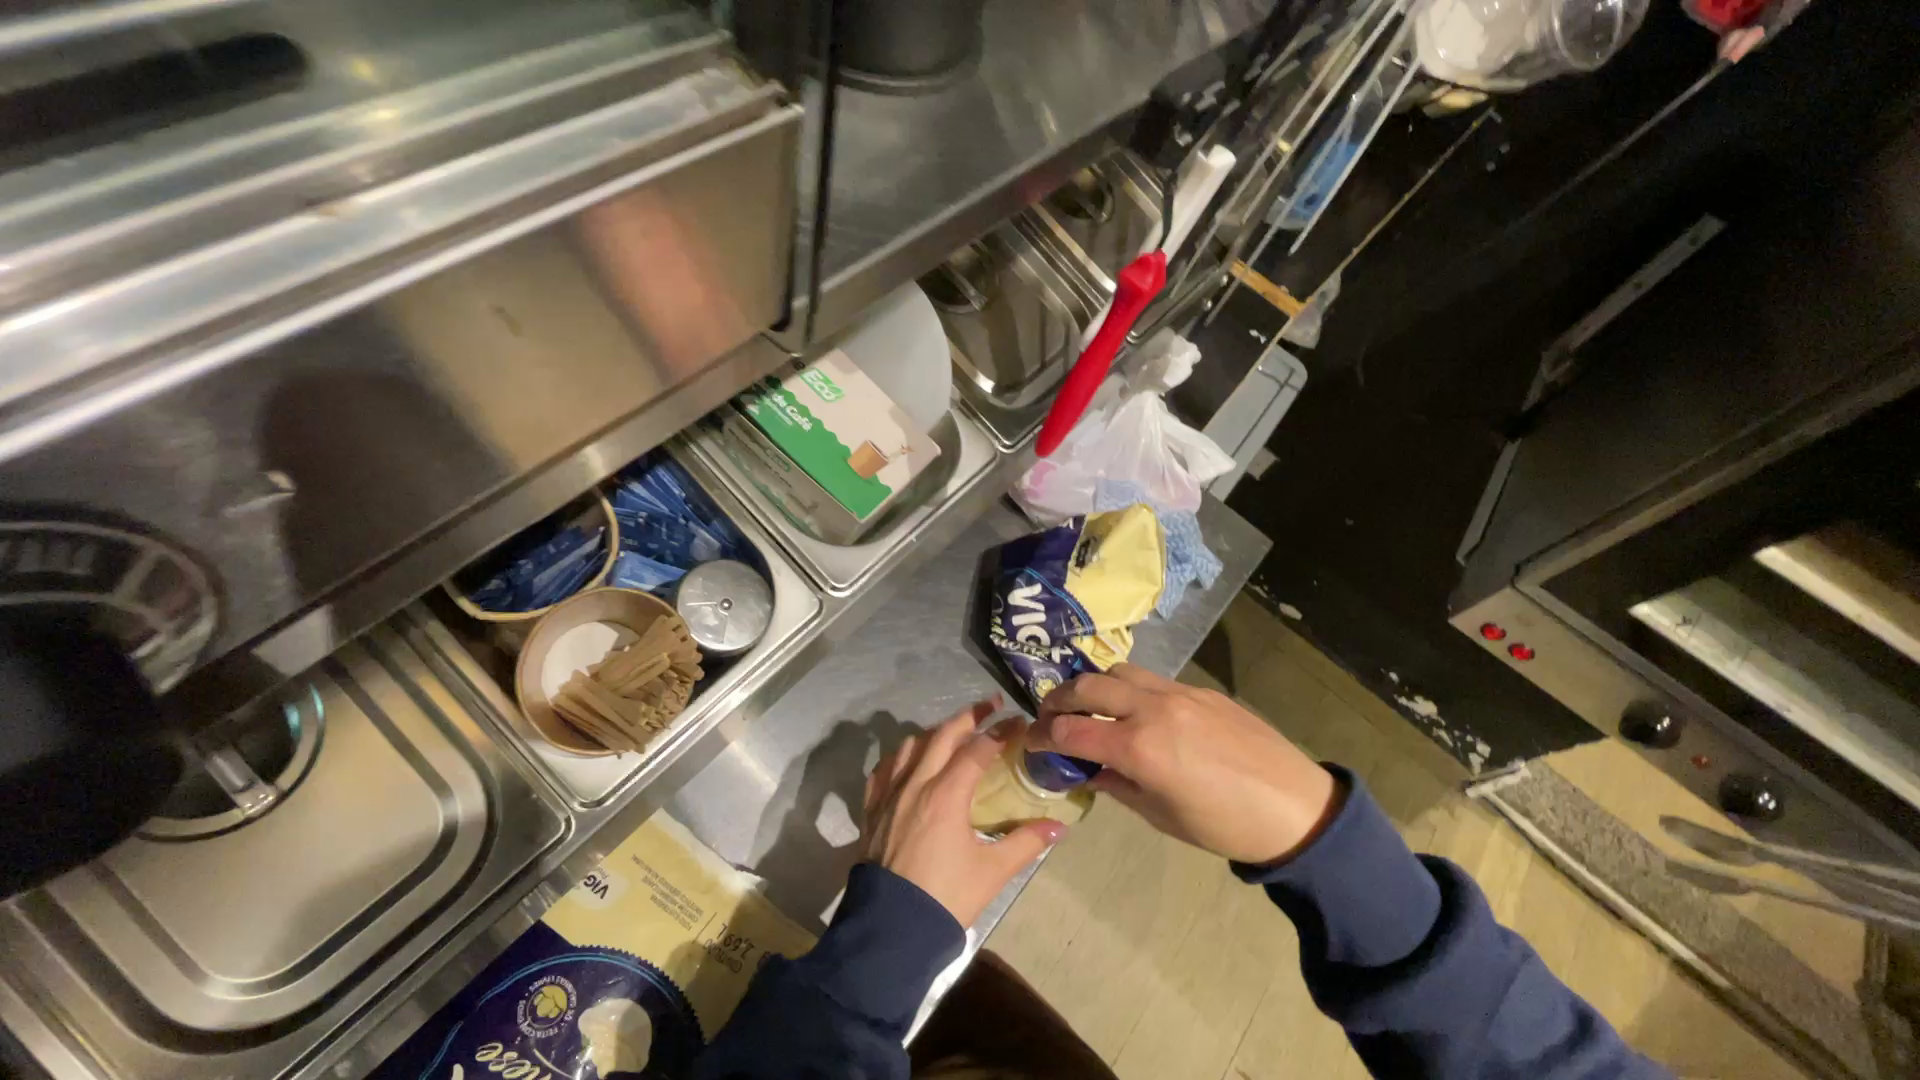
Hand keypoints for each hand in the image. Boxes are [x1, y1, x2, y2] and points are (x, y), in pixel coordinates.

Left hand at [862, 700, 1065, 925]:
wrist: (891, 930)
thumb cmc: (946, 898)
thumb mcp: (992, 872)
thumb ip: (1025, 843)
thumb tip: (1058, 826)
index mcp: (946, 794)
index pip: (978, 749)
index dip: (1001, 732)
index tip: (1019, 722)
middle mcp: (915, 784)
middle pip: (942, 735)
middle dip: (968, 717)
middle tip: (990, 706)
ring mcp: (889, 795)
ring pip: (910, 746)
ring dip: (934, 733)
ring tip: (952, 732)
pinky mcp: (871, 811)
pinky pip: (883, 770)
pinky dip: (901, 756)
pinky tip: (909, 761)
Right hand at [1030, 664, 1341, 864]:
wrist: (1295, 807)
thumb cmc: (1224, 825)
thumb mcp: (1161, 816)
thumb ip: (1117, 785)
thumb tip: (1088, 770)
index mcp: (1139, 748)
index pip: (1071, 731)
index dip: (1042, 736)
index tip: (1029, 741)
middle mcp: (1152, 709)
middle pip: (1087, 687)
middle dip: (1058, 699)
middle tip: (1048, 716)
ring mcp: (1178, 693)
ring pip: (1119, 671)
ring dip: (1093, 685)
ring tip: (1087, 705)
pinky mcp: (1200, 690)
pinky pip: (1151, 678)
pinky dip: (1128, 687)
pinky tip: (1133, 710)